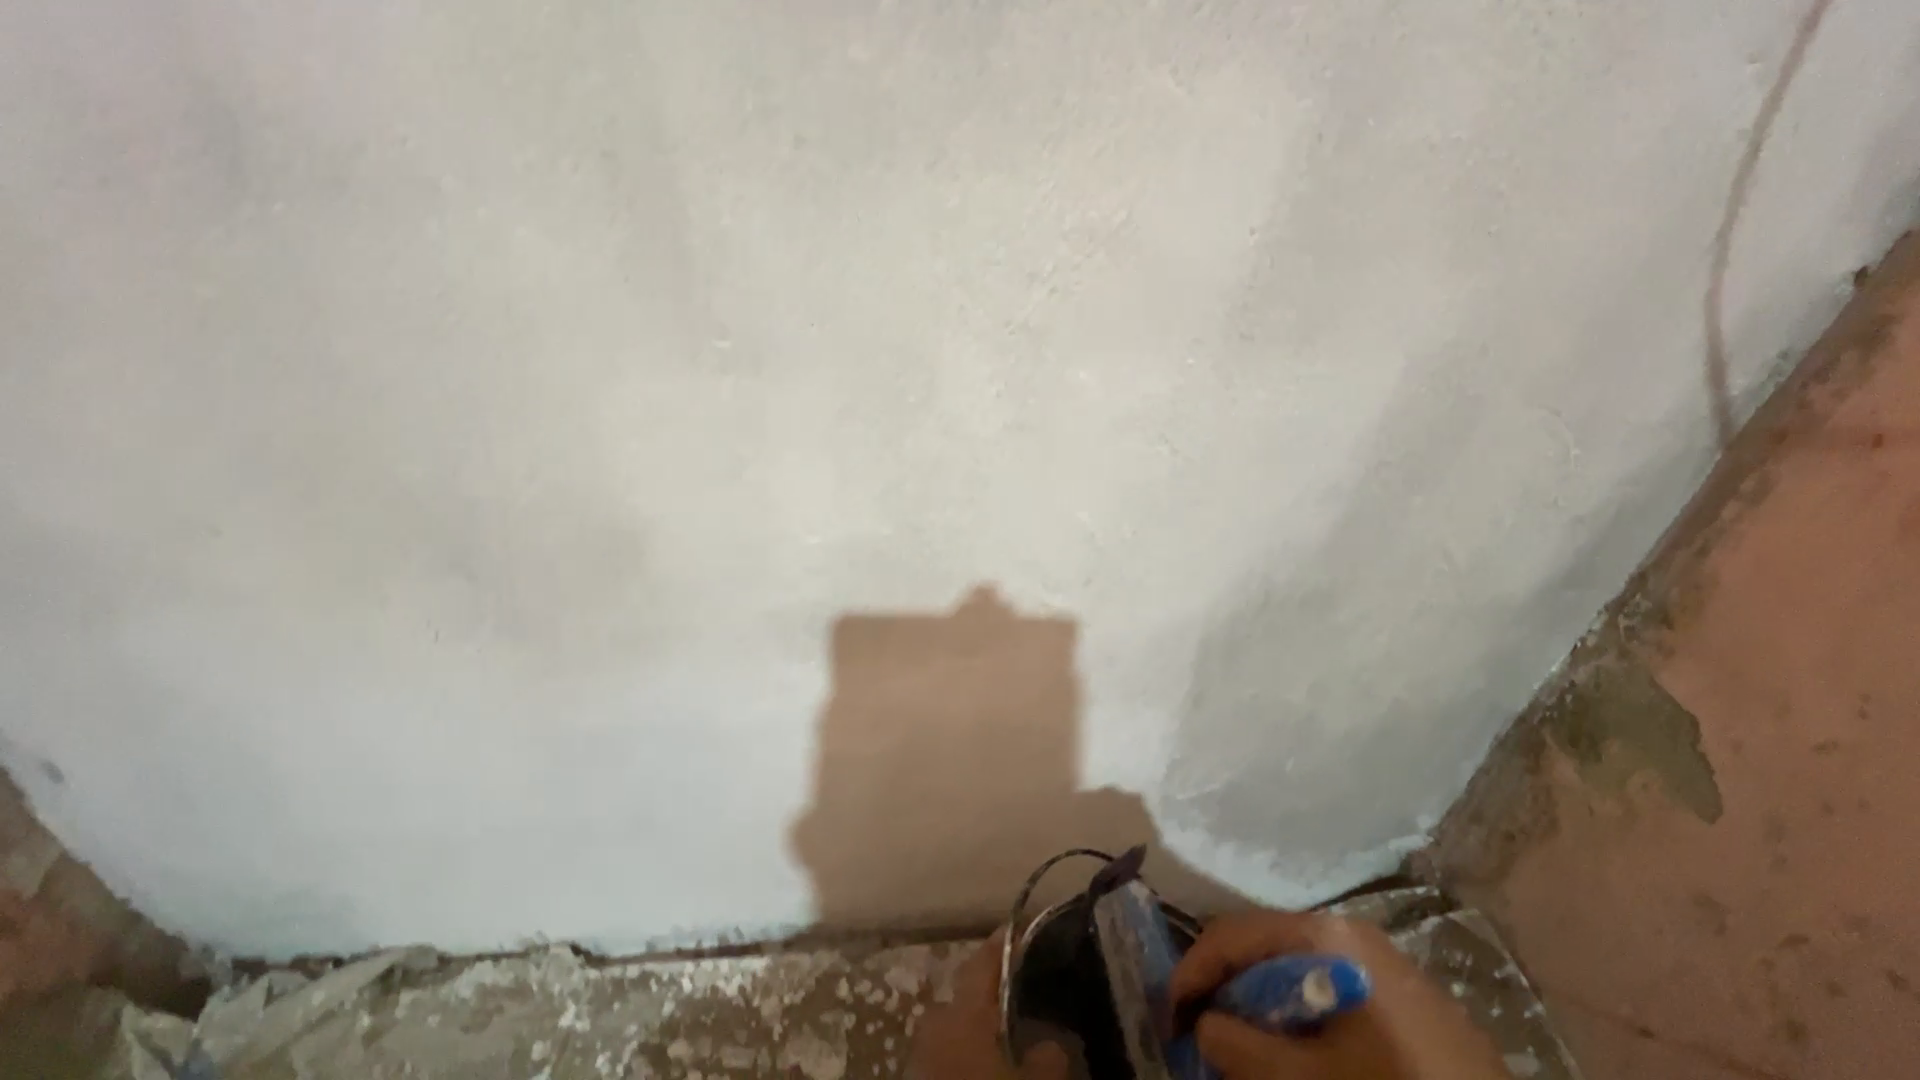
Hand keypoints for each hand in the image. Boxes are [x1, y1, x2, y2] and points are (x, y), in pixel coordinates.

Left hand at [910, 929, 1071, 1079]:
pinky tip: (997, 1065)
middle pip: (973, 993)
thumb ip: (1049, 1059)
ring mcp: (922, 1052)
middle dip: (1002, 993)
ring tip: (1022, 1036)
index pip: (986, 958)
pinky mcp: (918, 1076)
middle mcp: (937, 1020)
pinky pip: (952, 1053)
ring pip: (962, 1026)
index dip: (1009, 941)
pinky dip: (975, 1053)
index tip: (1031, 928)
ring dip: (989, 1029)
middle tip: (1038, 994)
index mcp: (963, 1010)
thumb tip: (1052, 1045)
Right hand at [1168, 911, 1508, 1079]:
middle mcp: (1347, 930)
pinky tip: (1295, 1050)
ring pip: (1291, 966)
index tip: (1169, 1020)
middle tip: (1202, 1035)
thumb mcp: (1304, 1079)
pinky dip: (1295, 1011)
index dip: (1190, 974)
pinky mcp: (1398, 988)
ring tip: (1244, 1047)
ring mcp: (1377, 956)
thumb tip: (1204, 1026)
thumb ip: (1239, 1047)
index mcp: (1322, 937)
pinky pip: (1325, 984)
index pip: (1230, 935)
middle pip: (1259, 945)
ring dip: (1258, 1003)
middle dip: (1223, 988)